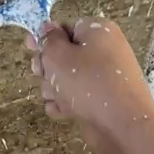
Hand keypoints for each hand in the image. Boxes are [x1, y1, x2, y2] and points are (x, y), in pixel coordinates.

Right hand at [25, 19, 153, 136]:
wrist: (123, 126)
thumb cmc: (87, 84)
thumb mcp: (57, 56)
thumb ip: (48, 39)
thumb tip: (48, 27)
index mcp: (98, 31)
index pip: (65, 28)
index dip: (46, 39)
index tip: (30, 49)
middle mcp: (105, 50)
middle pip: (65, 54)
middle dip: (48, 68)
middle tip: (43, 76)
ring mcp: (107, 76)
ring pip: (69, 77)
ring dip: (55, 88)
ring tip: (56, 97)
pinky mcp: (106, 99)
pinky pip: (80, 95)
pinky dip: (68, 102)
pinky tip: (61, 112)